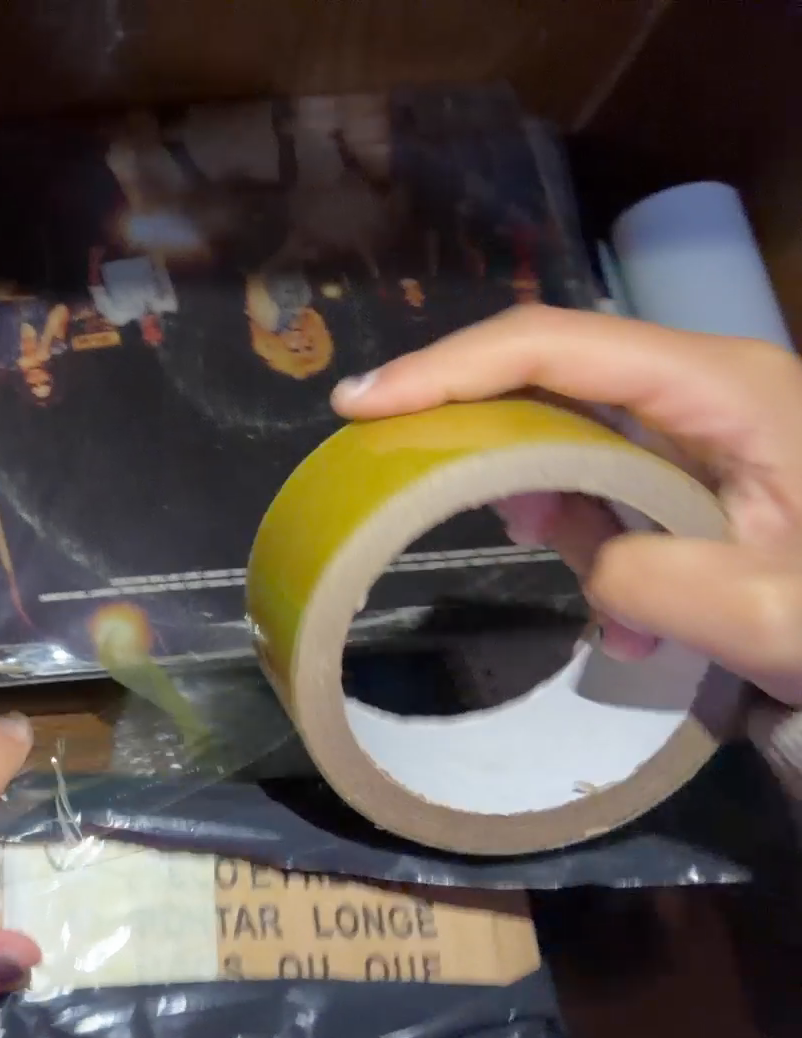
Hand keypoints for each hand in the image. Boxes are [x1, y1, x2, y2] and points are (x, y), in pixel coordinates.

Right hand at [332, 306, 801, 702]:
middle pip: (536, 372)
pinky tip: (626, 604)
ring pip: (555, 431)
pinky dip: (579, 535)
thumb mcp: (775, 613)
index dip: (441, 368)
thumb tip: (579, 553)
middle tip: (410, 483)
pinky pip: (588, 474)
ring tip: (597, 585)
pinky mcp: (687, 457)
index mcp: (724, 388)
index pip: (550, 345)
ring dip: (540, 504)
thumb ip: (654, 580)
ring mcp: (692, 421)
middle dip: (469, 434)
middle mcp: (699, 384)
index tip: (357, 406)